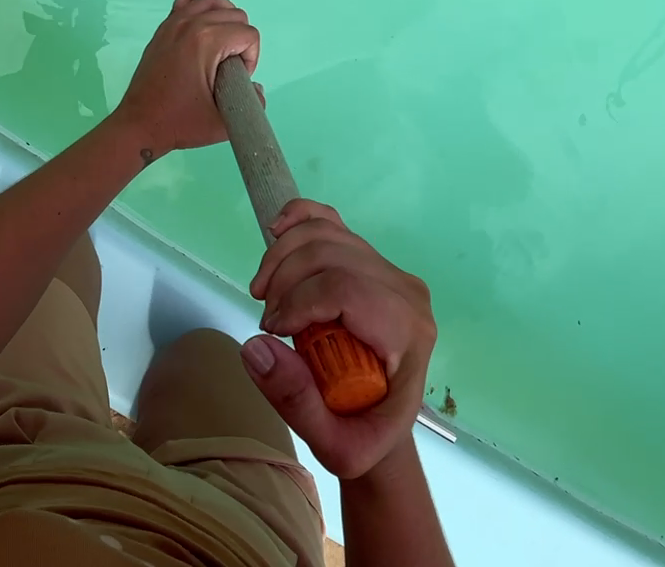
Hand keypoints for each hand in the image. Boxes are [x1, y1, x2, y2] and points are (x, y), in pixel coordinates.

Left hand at [111, 0, 260, 157]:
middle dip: (241, 39)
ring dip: (226, 17)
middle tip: (229, 68)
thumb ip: (252, 102)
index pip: (249, 34)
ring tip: (225, 44)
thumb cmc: (180, 123)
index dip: (251, 58)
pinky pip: (181, 1)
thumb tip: (255, 88)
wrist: (140, 125)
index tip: (236, 79)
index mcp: (208, 41)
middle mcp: (191, 24)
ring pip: (213, 2)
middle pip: (235, 15)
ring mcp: (174, 24)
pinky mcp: (163, 30)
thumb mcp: (224, 120)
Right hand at [241, 199, 435, 479]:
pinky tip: (276, 231)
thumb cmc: (362, 437)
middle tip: (267, 323)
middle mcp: (404, 290)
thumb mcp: (335, 446)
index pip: (345, 288)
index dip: (298, 302)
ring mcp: (387, 268)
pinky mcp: (367, 258)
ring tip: (265, 296)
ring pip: (324, 233)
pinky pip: (330, 221)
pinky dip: (298, 217)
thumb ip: (298, 402)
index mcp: (408, 332)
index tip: (272, 330)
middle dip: (284, 283)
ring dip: (280, 257)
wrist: (380, 423)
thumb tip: (256, 345)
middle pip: (330, 255)